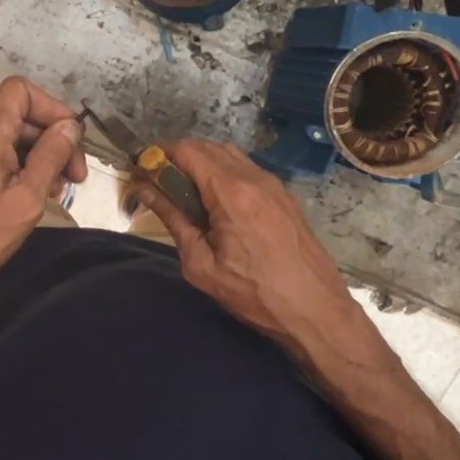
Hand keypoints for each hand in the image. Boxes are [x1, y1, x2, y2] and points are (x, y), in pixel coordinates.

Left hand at [0, 77, 87, 310]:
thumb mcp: (26, 198)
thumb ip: (50, 157)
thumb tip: (70, 127)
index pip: (19, 90)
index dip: (50, 107)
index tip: (71, 140)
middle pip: (21, 114)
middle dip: (54, 138)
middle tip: (76, 177)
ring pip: (14, 137)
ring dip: (43, 156)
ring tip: (61, 190)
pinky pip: (2, 155)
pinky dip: (25, 168)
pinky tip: (40, 194)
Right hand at [134, 139, 352, 337]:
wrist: (318, 312)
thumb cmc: (254, 294)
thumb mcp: (201, 264)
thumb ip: (173, 220)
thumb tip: (144, 190)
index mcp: (230, 193)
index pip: (187, 151)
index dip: (159, 155)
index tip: (141, 171)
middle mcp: (254, 179)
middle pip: (207, 147)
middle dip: (177, 158)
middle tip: (157, 183)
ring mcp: (274, 185)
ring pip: (229, 155)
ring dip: (201, 163)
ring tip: (184, 193)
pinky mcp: (285, 197)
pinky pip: (247, 170)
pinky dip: (223, 173)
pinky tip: (215, 203)